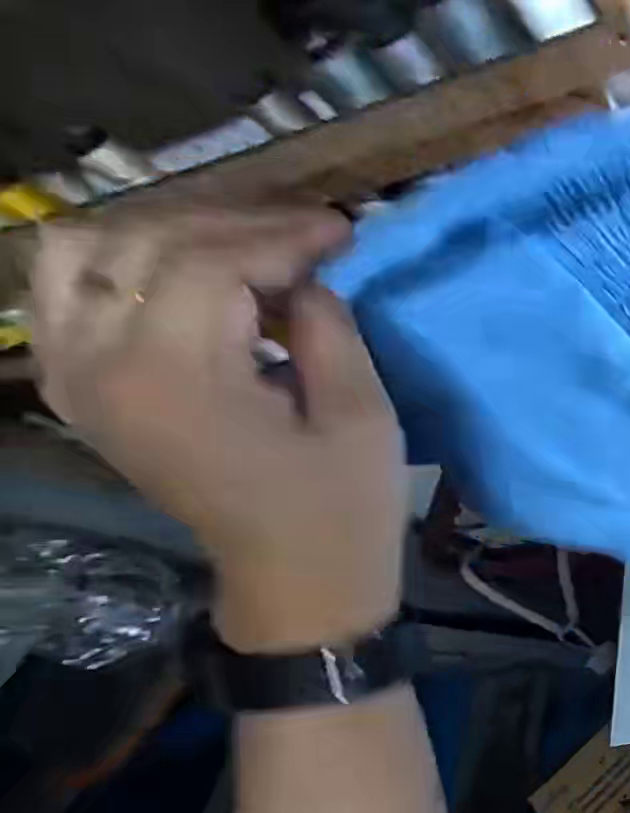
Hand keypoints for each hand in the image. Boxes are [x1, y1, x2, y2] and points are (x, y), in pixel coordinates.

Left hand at [32, 207, 406, 652]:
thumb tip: (308, 281)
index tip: (343, 229)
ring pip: (83, 253)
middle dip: (233, 226)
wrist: (298, 569)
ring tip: (248, 246)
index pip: (208, 265)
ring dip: (170, 235)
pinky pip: (68, 290)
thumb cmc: (346, 502)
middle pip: (141, 246)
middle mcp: (95, 363)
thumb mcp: (361, 417)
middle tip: (309, 231)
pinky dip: (128, 266)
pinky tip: (194, 279)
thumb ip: (328, 334)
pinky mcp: (78, 385)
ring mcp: (71, 373)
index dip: (281, 237)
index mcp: (175, 378)